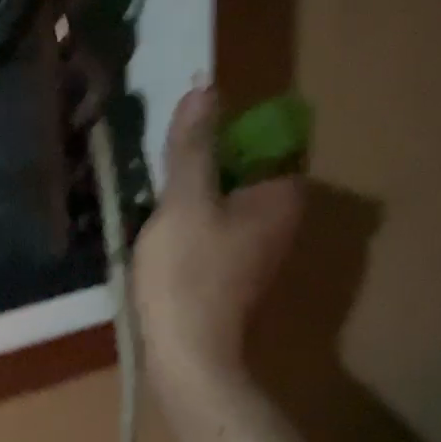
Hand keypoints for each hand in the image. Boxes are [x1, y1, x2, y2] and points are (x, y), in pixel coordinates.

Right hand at [135, 85, 303, 382]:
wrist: (188, 354)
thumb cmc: (187, 274)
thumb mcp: (184, 202)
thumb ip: (194, 147)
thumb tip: (205, 87)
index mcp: (282, 194)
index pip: (265, 138)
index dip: (225, 132)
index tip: (185, 143)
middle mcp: (284, 219)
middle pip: (245, 170)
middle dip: (206, 166)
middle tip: (163, 174)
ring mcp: (262, 250)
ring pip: (228, 202)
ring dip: (196, 197)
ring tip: (156, 206)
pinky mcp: (238, 274)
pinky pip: (218, 231)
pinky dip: (195, 227)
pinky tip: (164, 239)